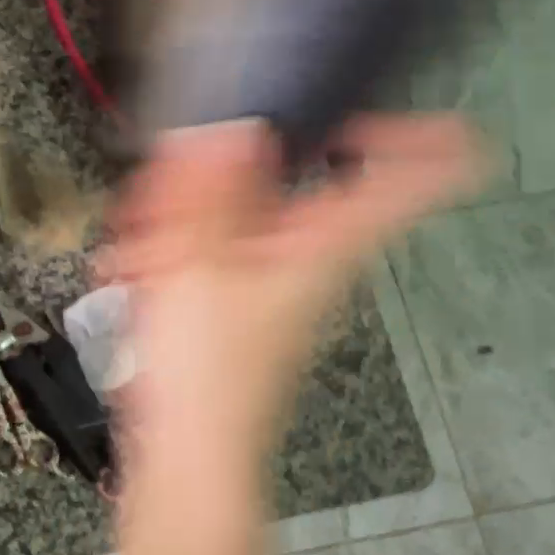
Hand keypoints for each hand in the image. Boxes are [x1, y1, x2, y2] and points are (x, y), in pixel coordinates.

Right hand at [106, 115, 478, 464]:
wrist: (184, 441)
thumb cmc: (206, 375)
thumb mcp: (194, 267)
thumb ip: (207, 195)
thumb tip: (228, 130)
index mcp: (326, 241)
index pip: (420, 166)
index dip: (393, 126)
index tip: (333, 113)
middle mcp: (307, 253)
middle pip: (279, 184)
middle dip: (210, 182)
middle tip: (169, 199)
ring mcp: (266, 276)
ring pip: (228, 214)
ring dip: (172, 218)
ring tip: (139, 246)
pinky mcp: (230, 297)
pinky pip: (202, 249)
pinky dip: (163, 250)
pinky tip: (134, 270)